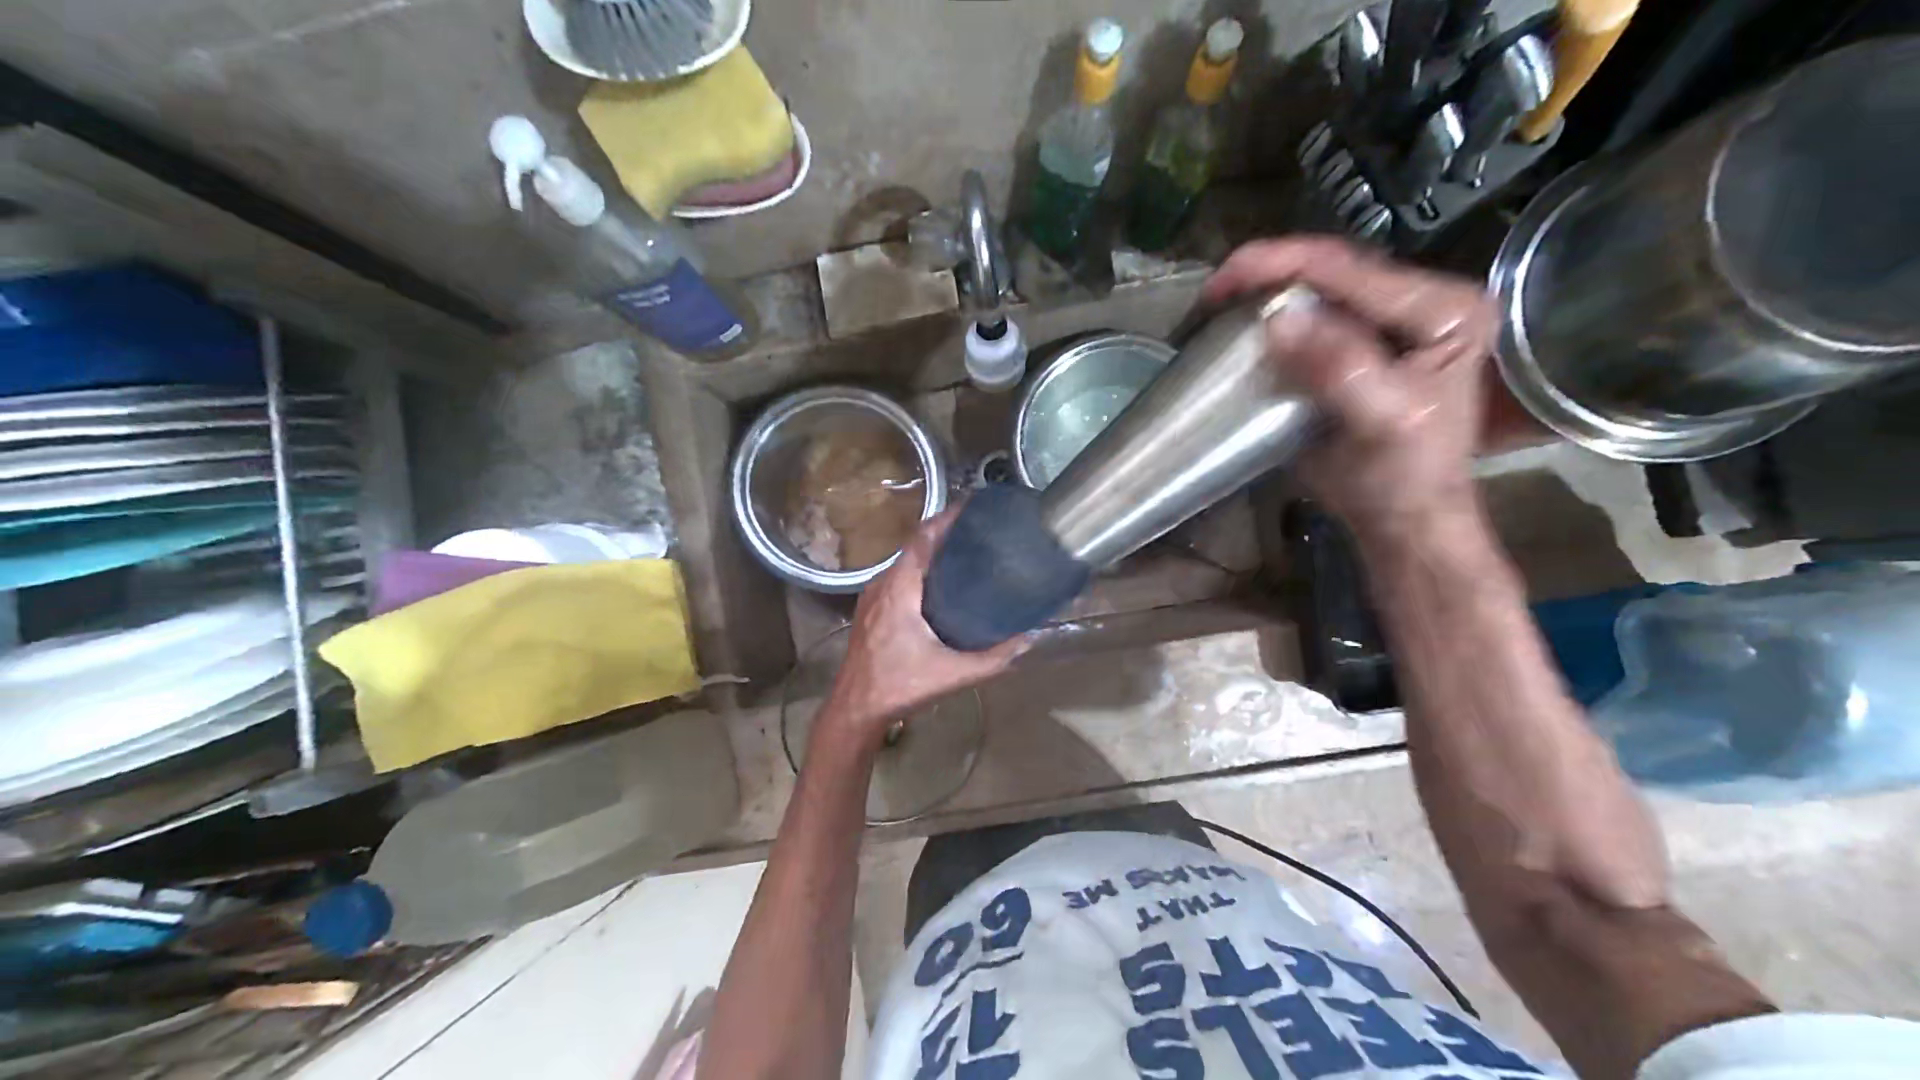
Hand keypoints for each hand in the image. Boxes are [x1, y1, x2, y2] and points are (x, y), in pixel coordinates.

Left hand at [822, 509, 1028, 742]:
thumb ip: (993, 658)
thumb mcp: (952, 674)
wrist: (855, 709)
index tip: (971, 507)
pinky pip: (897, 577)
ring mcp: (872, 597)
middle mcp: (882, 585)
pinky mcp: (870, 611)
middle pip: (914, 546)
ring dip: (930, 553)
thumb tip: (1028, 640)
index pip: (922, 539)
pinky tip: (940, 584)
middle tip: (978, 531)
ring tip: (964, 552)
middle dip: (943, 533)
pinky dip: (919, 570)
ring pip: (904, 563)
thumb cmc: (900, 686)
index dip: (945, 518)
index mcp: (899, 589)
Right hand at [1201, 236, 1496, 546]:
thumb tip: (1278, 319)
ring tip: (1216, 306)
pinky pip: (1308, 319)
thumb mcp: (1382, 421)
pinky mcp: (1358, 346)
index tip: (1220, 281)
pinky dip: (1268, 319)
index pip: (1353, 269)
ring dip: (1262, 293)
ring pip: (1316, 289)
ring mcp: (1387, 323)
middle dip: (1266, 273)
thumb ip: (1340, 367)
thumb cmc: (1403, 477)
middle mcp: (1420, 302)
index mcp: (1443, 309)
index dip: (1282, 265)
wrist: (1403, 517)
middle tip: (1209, 296)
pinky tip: (1239, 326)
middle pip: (1333, 269)